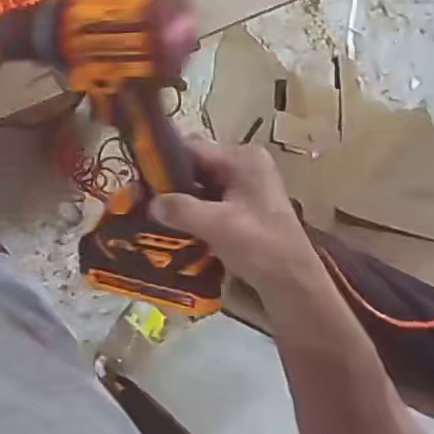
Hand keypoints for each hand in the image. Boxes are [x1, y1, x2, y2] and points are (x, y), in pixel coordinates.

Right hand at [149, 139, 329, 300]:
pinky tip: (174, 225)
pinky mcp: (244, 206)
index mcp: (242, 158)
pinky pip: (210, 200)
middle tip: (143, 199)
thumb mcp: (217, 225)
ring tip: (153, 213)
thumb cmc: (261, 246)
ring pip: (200, 185)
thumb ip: (181, 209)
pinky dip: (193, 211)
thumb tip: (151, 203)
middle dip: (170, 183)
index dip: (164, 161)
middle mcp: (244, 164)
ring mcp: (246, 185)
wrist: (294, 285)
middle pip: (195, 166)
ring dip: (181, 200)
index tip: (138, 178)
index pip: (192, 148)